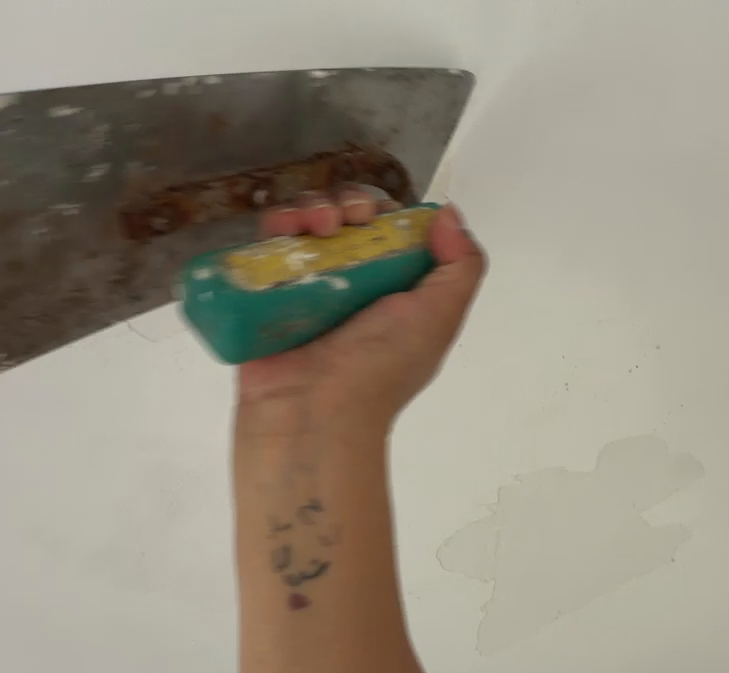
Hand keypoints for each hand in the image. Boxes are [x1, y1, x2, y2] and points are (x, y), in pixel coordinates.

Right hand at [234, 185, 485, 438]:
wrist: (315, 413)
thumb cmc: (380, 368)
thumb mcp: (440, 319)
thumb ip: (462, 266)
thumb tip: (448, 215)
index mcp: (395, 293)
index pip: (391, 231)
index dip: (387, 212)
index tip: (379, 217)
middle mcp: (353, 288)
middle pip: (348, 220)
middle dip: (349, 203)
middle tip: (346, 220)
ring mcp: (307, 291)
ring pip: (308, 226)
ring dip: (312, 208)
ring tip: (316, 227)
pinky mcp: (266, 296)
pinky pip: (268, 247)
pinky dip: (276, 228)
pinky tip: (284, 231)